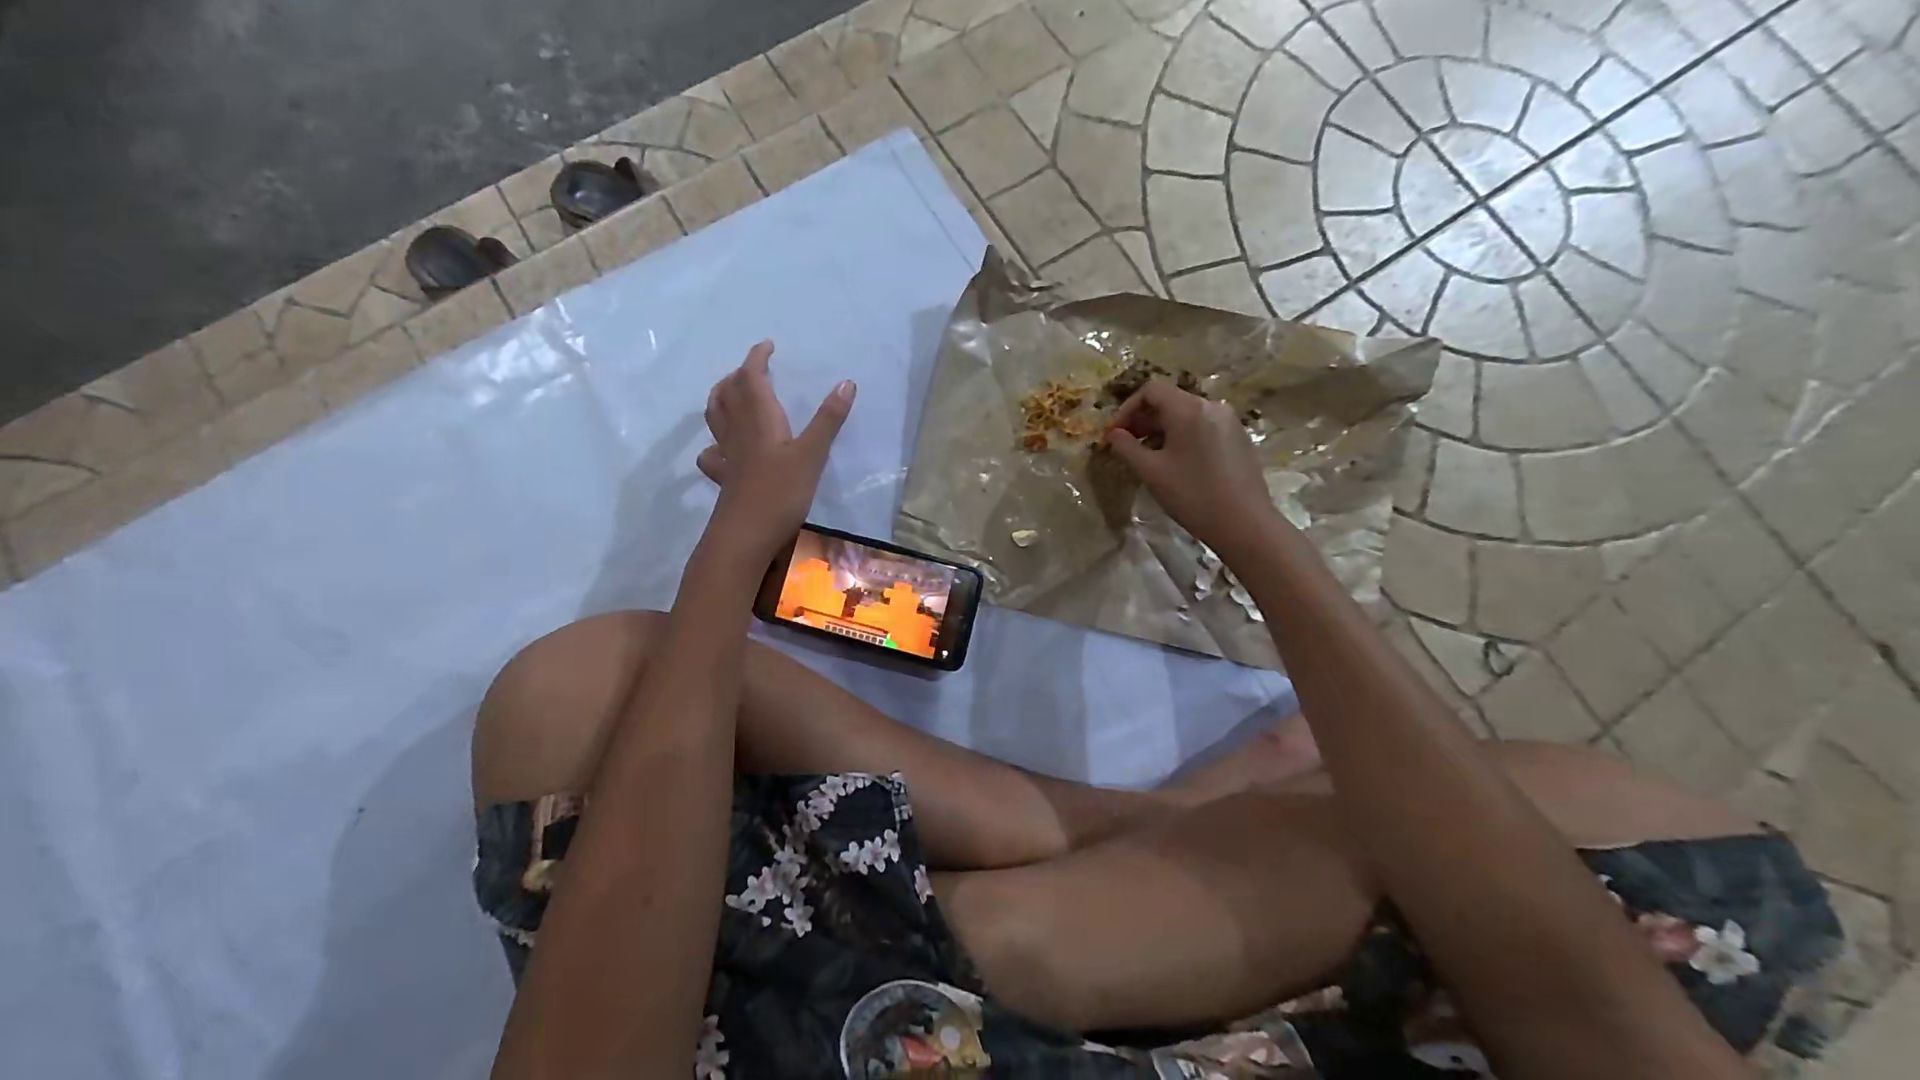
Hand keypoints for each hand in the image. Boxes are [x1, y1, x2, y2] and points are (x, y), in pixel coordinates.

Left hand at [697, 340, 855, 555]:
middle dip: (738, 375)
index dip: (756, 359)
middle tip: (753, 369)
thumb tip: (846, 382)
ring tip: (731, 393)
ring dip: (721, 398)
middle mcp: (739, 432)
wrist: (746, 535)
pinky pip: (714, 454)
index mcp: (760, 419)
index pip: (751, 378)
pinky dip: (715, 443)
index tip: (767, 346)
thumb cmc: (781, 492)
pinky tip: (723, 449)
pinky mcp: (725, 479)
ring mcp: (728, 456)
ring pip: (716, 418)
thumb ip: (828, 419)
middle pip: (728, 393)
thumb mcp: (812, 454)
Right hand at [1103, 378, 1278, 554]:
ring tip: (1149, 457)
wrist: (1244, 523)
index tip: (1115, 434)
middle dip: (1143, 420)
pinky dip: (1182, 436)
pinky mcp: (1238, 437)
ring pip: (1186, 414)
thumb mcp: (1151, 472)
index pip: (1151, 390)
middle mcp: (1211, 406)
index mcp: (1189, 409)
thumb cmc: (1192, 495)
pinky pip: (1203, 426)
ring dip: (1162, 429)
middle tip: (1127, 446)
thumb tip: (1113, 435)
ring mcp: (1228, 421)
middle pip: (1169, 400)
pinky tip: (1176, 463)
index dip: (1127, 408)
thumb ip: (1127, 448)